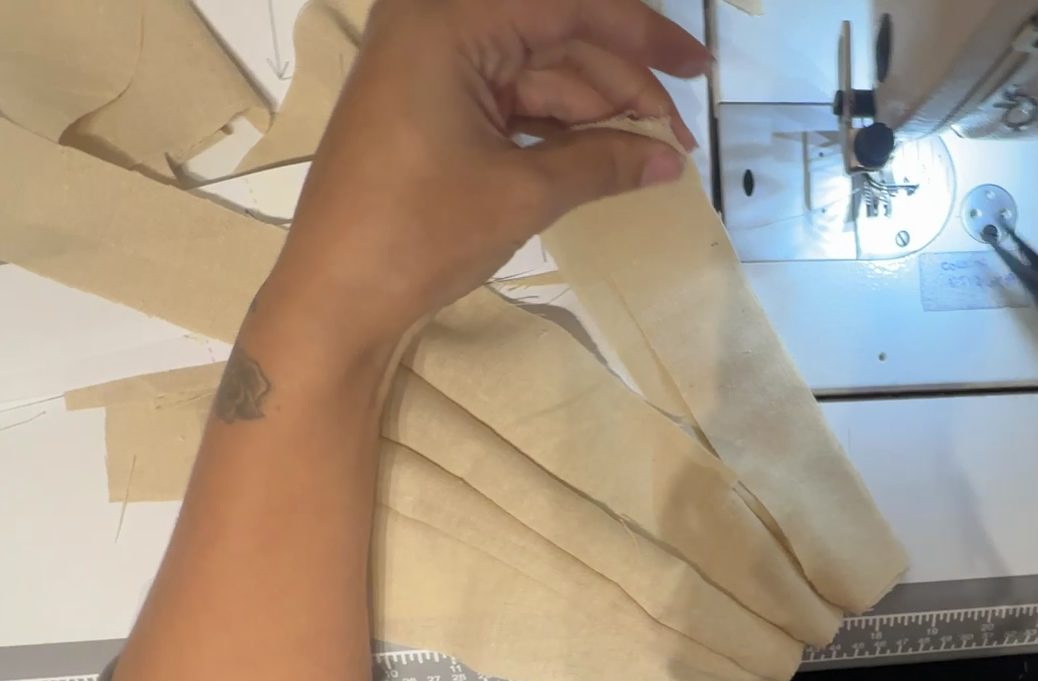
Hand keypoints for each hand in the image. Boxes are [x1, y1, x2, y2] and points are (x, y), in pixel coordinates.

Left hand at [250, 0, 708, 372]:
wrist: (339, 293)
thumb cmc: (420, 234)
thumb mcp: (522, 194)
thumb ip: (602, 163)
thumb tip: (669, 159)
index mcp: (450, 19)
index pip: (567, 6)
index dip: (642, 36)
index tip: (698, 66)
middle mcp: (440, 26)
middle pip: (557, 40)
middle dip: (623, 88)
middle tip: (676, 141)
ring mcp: (436, 71)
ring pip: (540, 78)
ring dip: (596, 115)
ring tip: (648, 157)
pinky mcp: (437, 111)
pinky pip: (515, 107)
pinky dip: (560, 133)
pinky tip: (602, 158)